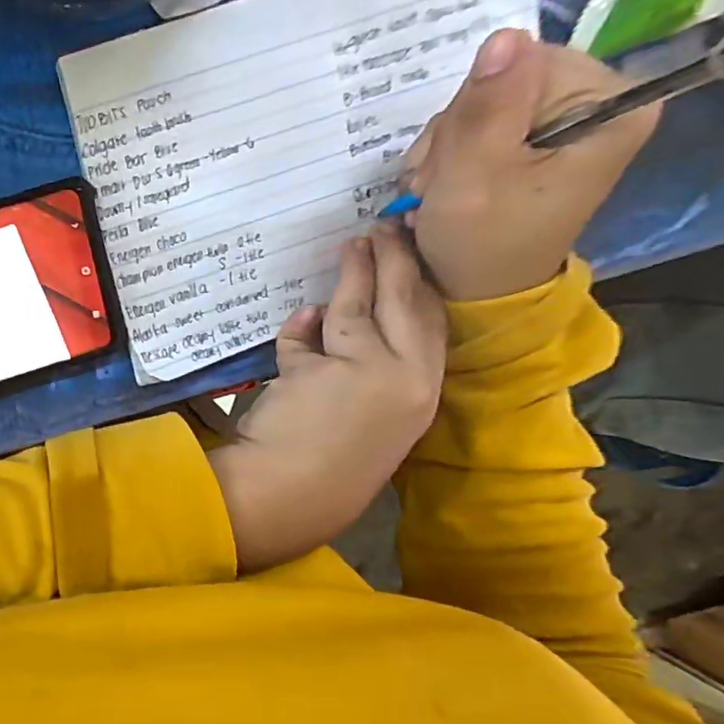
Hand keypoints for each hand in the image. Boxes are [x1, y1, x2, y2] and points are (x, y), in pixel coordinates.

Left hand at [206, 223, 446, 572]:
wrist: (292, 497)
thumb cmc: (327, 465)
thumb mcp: (361, 415)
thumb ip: (355, 369)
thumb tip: (321, 320)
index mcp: (423, 394)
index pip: (431, 328)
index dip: (423, 288)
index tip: (416, 259)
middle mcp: (406, 380)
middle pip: (406, 305)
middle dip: (398, 262)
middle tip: (389, 226)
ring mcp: (366, 373)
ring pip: (360, 309)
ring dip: (356, 272)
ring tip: (354, 244)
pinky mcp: (321, 371)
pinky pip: (304, 338)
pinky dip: (299, 327)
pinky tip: (302, 314)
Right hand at [404, 28, 659, 300]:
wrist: (478, 289)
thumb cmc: (482, 240)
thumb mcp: (475, 175)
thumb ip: (487, 107)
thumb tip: (503, 35)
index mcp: (609, 107)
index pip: (525, 63)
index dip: (476, 108)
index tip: (462, 159)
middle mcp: (595, 105)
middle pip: (499, 82)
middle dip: (455, 133)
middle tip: (446, 181)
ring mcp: (560, 123)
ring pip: (476, 105)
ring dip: (441, 149)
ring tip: (442, 191)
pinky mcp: (530, 140)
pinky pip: (473, 125)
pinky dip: (444, 158)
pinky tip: (445, 186)